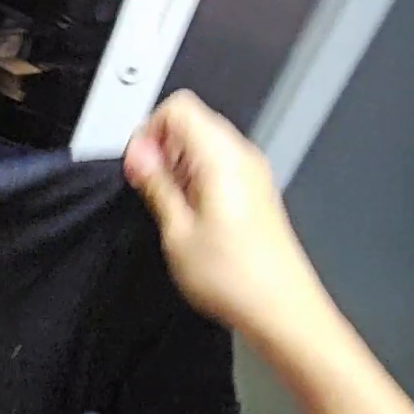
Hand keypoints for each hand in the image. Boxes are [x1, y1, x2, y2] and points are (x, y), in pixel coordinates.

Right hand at [124, 91, 337, 348]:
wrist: (277, 305)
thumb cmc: (234, 275)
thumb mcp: (176, 230)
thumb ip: (156, 185)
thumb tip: (138, 155)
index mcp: (222, 158)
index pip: (178, 108)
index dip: (148, 133)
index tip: (136, 168)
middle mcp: (242, 158)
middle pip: (190, 123)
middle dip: (159, 151)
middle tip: (145, 190)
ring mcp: (250, 174)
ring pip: (201, 147)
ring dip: (174, 170)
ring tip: (165, 209)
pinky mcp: (252, 192)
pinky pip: (215, 169)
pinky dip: (192, 183)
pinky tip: (184, 218)